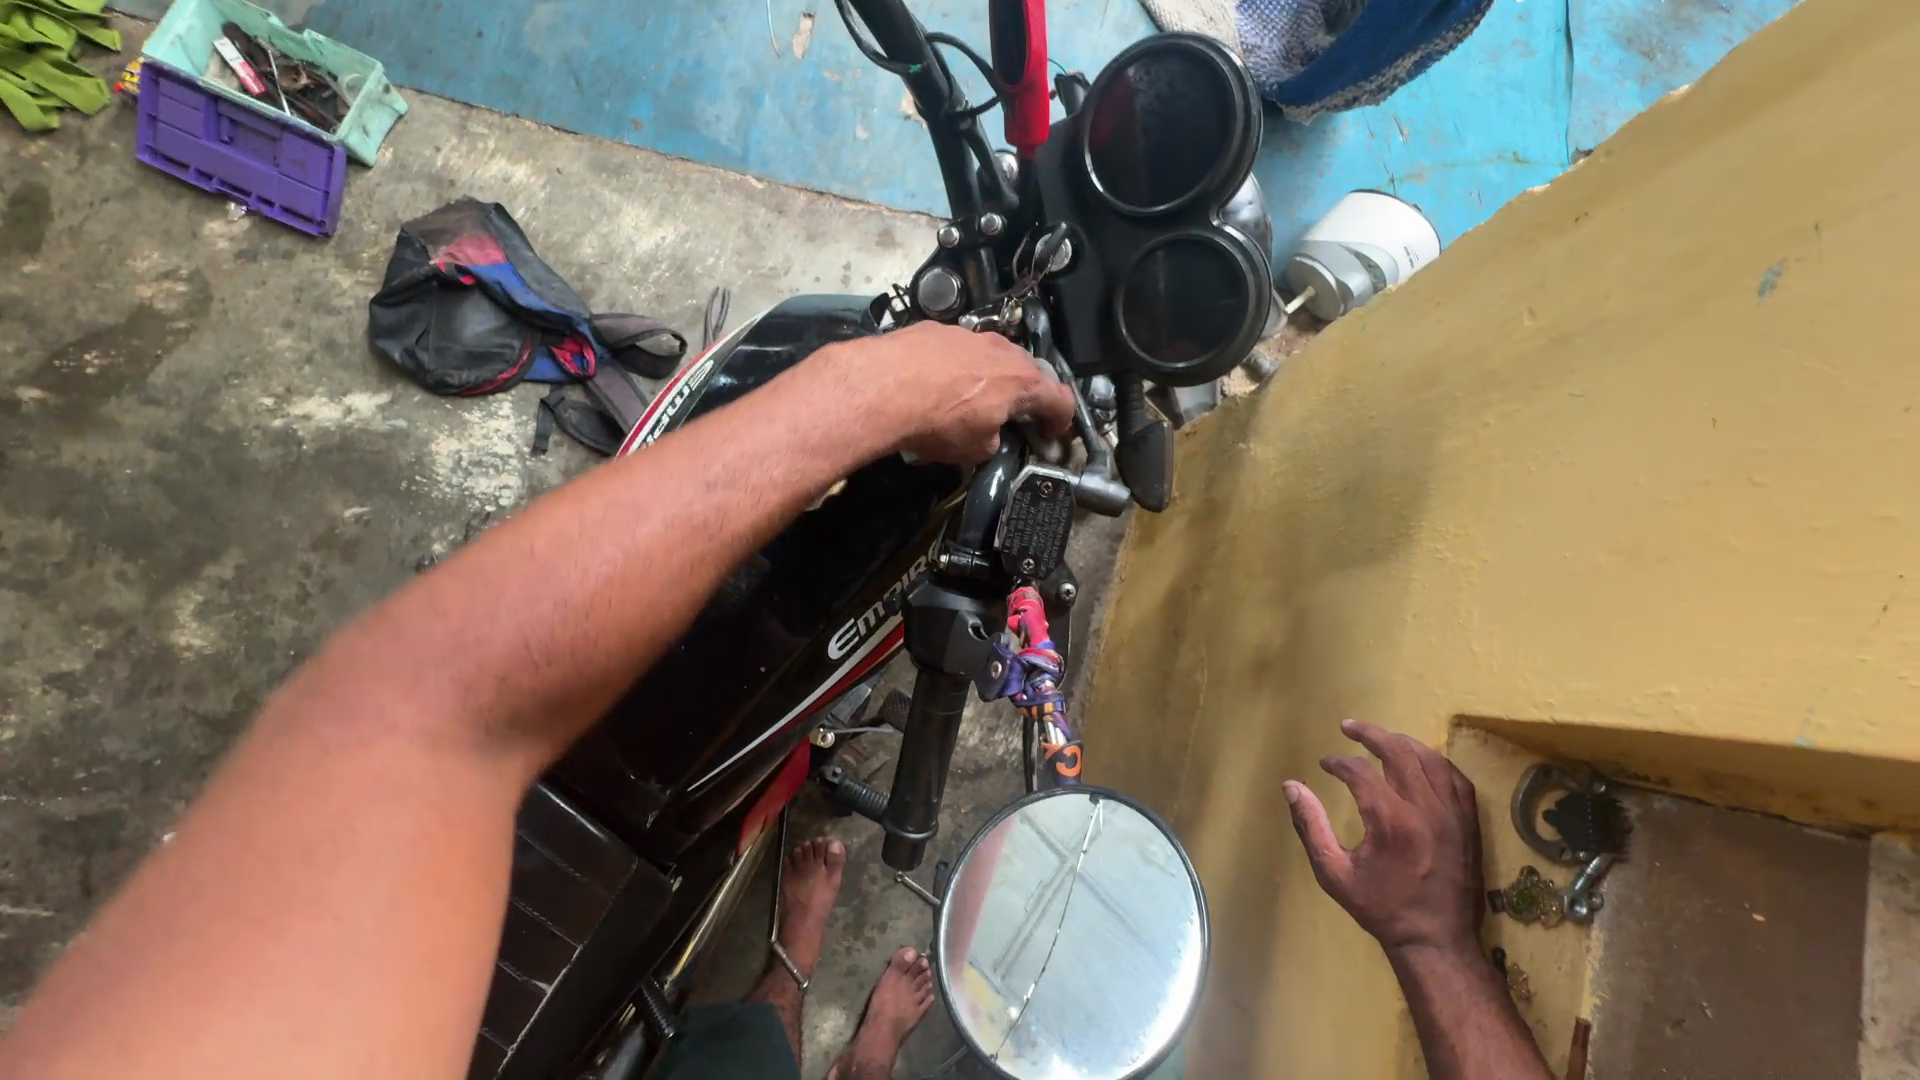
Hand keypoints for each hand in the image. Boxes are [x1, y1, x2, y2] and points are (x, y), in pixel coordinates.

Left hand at [829, 322, 1076, 464]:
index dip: (1061, 420)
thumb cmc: (937, 421)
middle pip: (1028, 372)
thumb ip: (993, 440)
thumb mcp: (975, 450)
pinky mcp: (936, 328)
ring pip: (992, 356)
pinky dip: (957, 366)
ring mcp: (969, 335)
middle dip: (1025, 395)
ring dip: (990, 377)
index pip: (1059, 399)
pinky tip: (937, 383)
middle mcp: (1002, 351)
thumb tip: (990, 434)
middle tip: (1013, 416)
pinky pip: (958, 349)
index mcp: (1022, 383)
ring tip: (972, 398)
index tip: (1051, 434)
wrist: (883, 386)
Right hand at [1284, 719, 1484, 956]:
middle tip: (1349, 727)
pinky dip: (1435, 761)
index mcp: (1391, 821)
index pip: (1360, 771)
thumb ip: (1310, 826)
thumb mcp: (1333, 872)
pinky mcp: (1469, 823)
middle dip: (1370, 734)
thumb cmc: (1380, 907)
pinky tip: (1419, 759)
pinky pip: (1456, 778)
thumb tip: (1291, 786)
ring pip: (1430, 759)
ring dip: (1402, 742)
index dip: (1338, 763)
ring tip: (1381, 737)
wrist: (1437, 941)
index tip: (1325, 765)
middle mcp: (1425, 809)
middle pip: (1399, 752)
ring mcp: (1453, 815)